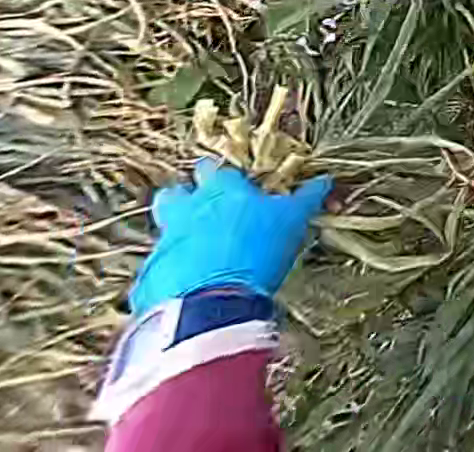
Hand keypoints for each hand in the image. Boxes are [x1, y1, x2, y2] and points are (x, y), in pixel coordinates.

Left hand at [128, 159, 332, 314]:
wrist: (210, 304)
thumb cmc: (258, 248)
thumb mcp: (295, 219)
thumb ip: (307, 197)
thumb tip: (324, 180)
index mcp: (221, 192)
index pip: (216, 169)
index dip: (223, 172)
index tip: (235, 178)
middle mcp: (186, 213)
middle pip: (173, 194)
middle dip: (184, 195)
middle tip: (205, 204)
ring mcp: (163, 246)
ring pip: (165, 231)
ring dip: (182, 234)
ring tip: (207, 246)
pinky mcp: (148, 279)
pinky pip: (161, 267)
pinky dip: (175, 269)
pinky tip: (196, 279)